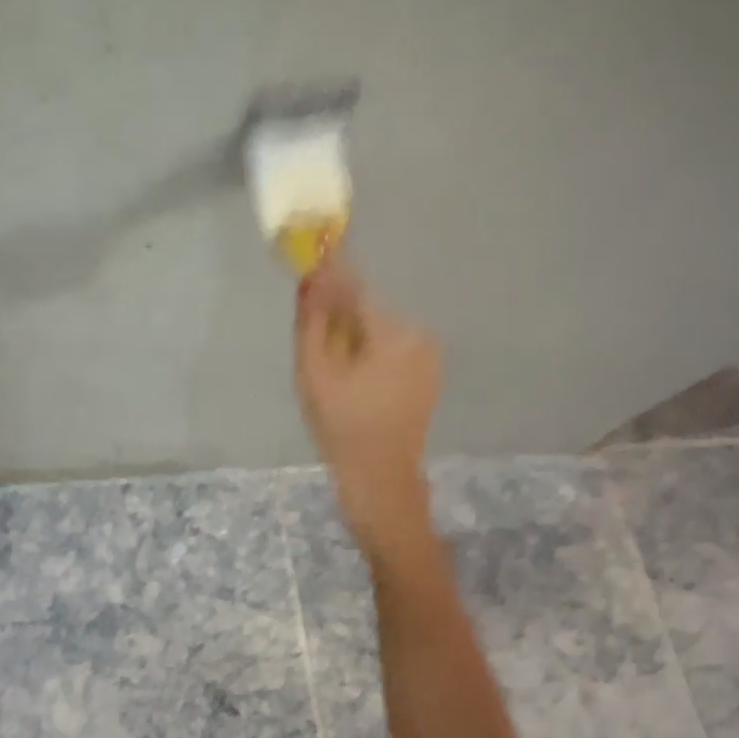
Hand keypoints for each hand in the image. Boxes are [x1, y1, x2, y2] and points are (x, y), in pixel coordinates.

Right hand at [294, 257, 442, 493]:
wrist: (380, 478)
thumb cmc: (341, 426)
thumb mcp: (313, 373)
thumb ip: (311, 321)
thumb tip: (310, 278)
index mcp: (392, 333)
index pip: (355, 289)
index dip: (330, 276)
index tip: (311, 259)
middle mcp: (417, 335)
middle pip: (367, 310)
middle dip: (339, 316)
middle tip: (313, 337)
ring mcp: (428, 355)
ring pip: (379, 329)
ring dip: (354, 336)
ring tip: (333, 368)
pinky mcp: (428, 373)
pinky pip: (392, 348)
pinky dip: (370, 353)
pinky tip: (354, 380)